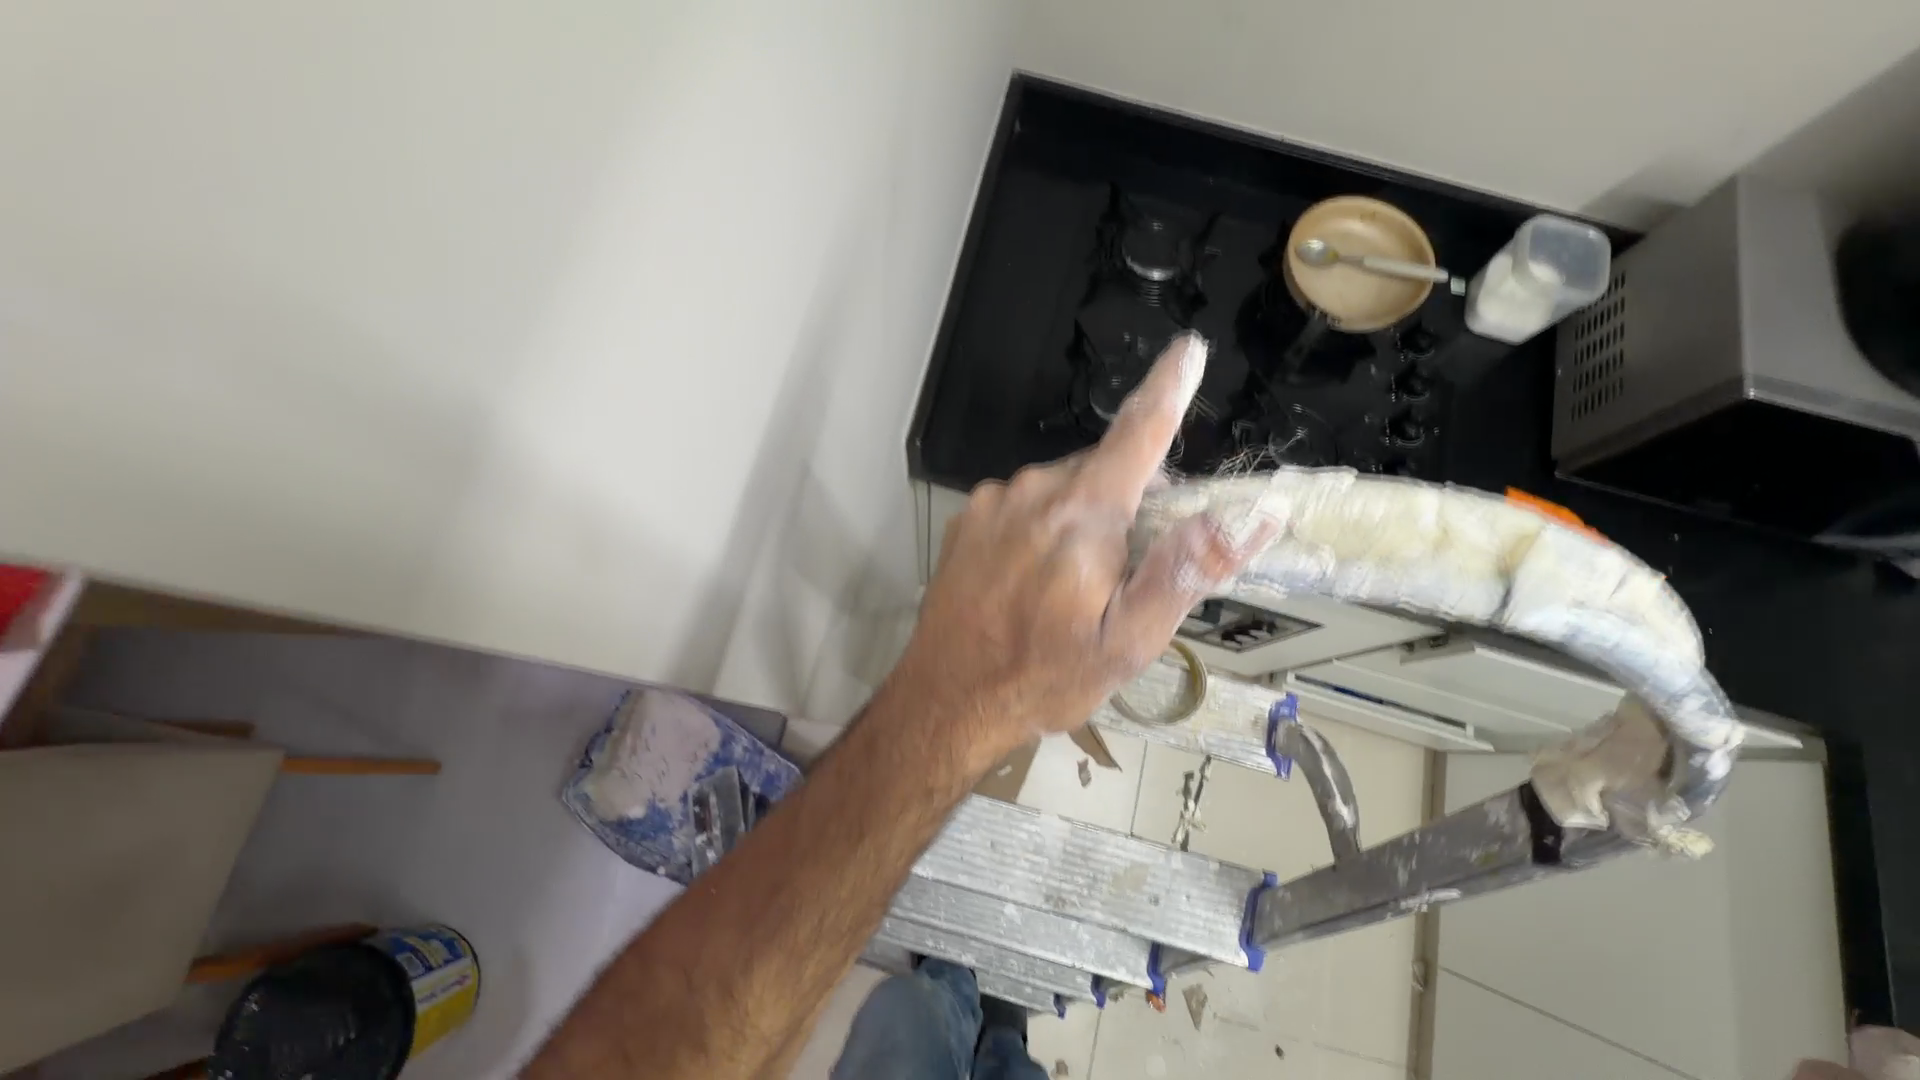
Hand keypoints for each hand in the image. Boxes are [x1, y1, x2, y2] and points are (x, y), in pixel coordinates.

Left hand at [889, 332, 1277, 761]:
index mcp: (1081, 515)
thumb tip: (1257, 513)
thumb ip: (1189, 569)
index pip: (1138, 433)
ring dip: (1086, 517)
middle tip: (1130, 571)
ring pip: (1063, 487)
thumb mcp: (1131, 640)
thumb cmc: (1044, 677)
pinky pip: (1025, 504)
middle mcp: (1033, 490)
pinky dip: (1045, 525)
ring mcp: (993, 502)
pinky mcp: (967, 519)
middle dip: (1132, 499)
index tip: (1188, 349)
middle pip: (1104, 468)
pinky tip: (1034, 579)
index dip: (1169, 389)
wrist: (946, 701)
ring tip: (1076, 587)